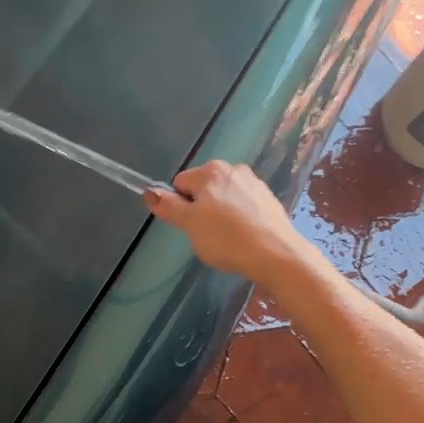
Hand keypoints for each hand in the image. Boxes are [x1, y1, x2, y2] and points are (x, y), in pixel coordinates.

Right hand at [144, 160, 312, 280]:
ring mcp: (254, 183)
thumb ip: (168, 206)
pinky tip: (244, 237)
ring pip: (225, 197)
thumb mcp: (190, 224)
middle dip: (201, 208)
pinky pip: (244, 206)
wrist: (274, 253)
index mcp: (210, 171)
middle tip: (207, 234)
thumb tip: (149, 192)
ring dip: (220, 214)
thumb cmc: (226, 239)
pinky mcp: (269, 199)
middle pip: (204, 188)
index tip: (190, 227)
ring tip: (227, 238)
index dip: (179, 206)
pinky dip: (240, 218)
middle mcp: (233, 169)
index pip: (180, 183)